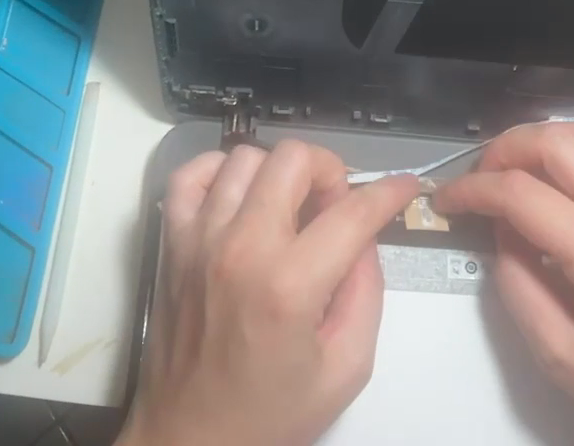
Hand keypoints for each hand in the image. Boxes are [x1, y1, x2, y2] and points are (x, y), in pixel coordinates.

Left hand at [120, 141, 419, 445]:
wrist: (188, 439)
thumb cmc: (268, 413)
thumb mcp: (344, 370)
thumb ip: (366, 293)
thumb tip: (364, 237)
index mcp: (289, 285)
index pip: (351, 212)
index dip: (388, 193)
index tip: (402, 186)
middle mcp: (241, 247)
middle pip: (293, 158)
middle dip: (328, 173)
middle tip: (332, 209)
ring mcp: (199, 238)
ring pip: (246, 156)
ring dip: (278, 173)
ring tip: (287, 208)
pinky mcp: (170, 240)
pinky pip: (191, 174)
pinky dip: (220, 173)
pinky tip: (240, 198)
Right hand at [434, 120, 573, 445]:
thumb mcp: (566, 362)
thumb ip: (519, 289)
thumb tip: (502, 232)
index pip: (521, 193)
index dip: (471, 189)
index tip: (445, 200)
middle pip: (557, 141)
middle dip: (505, 148)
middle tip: (480, 178)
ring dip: (545, 139)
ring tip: (520, 170)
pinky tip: (565, 180)